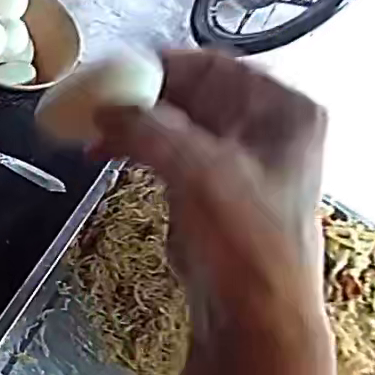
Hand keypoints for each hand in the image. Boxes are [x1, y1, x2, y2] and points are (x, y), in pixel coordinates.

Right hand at [93, 50, 326, 338]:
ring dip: (132, 125)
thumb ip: (149, 133)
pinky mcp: (207, 189)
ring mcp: (233, 161)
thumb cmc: (245, 241)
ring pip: (173, 125)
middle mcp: (261, 130)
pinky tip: (109, 156)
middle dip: (140, 97)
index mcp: (281, 112)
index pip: (216, 66)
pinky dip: (135, 150)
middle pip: (191, 94)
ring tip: (93, 133)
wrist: (251, 309)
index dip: (163, 65)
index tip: (113, 71)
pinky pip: (165, 153)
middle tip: (94, 103)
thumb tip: (104, 110)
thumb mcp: (200, 174)